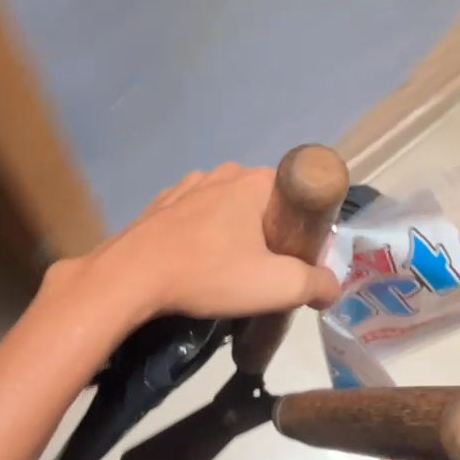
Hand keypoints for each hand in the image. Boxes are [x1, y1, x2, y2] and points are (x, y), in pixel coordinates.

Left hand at [52, 163, 341, 327]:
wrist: (129, 278)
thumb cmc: (208, 274)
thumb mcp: (277, 287)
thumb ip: (317, 284)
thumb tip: (331, 287)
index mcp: (257, 181)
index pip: (299, 198)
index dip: (305, 232)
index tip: (296, 263)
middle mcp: (226, 173)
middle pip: (267, 204)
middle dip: (271, 236)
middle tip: (264, 276)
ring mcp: (189, 184)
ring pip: (230, 209)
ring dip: (236, 236)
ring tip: (227, 273)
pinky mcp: (163, 202)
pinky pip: (198, 216)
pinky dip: (204, 236)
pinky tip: (196, 264)